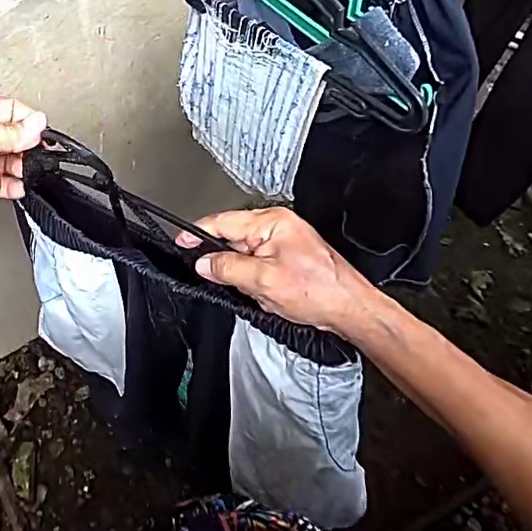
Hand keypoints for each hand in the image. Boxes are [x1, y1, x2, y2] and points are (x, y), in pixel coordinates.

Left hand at [0, 98, 47, 234]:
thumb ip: (11, 132)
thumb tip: (37, 123)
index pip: (10, 110)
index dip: (29, 120)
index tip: (42, 131)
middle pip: (14, 136)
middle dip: (28, 144)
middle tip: (39, 151)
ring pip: (12, 160)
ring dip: (25, 165)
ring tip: (31, 169)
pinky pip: (6, 183)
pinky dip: (16, 184)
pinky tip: (20, 184)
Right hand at [176, 207, 380, 336]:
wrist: (351, 309)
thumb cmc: (320, 291)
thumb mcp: (263, 281)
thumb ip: (227, 268)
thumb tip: (203, 262)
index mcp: (271, 222)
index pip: (223, 221)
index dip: (198, 233)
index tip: (181, 241)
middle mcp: (278, 226)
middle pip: (233, 239)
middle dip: (230, 265)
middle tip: (236, 284)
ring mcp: (284, 241)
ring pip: (246, 256)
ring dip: (247, 278)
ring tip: (266, 293)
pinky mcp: (288, 257)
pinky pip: (259, 266)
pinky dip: (258, 282)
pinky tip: (272, 295)